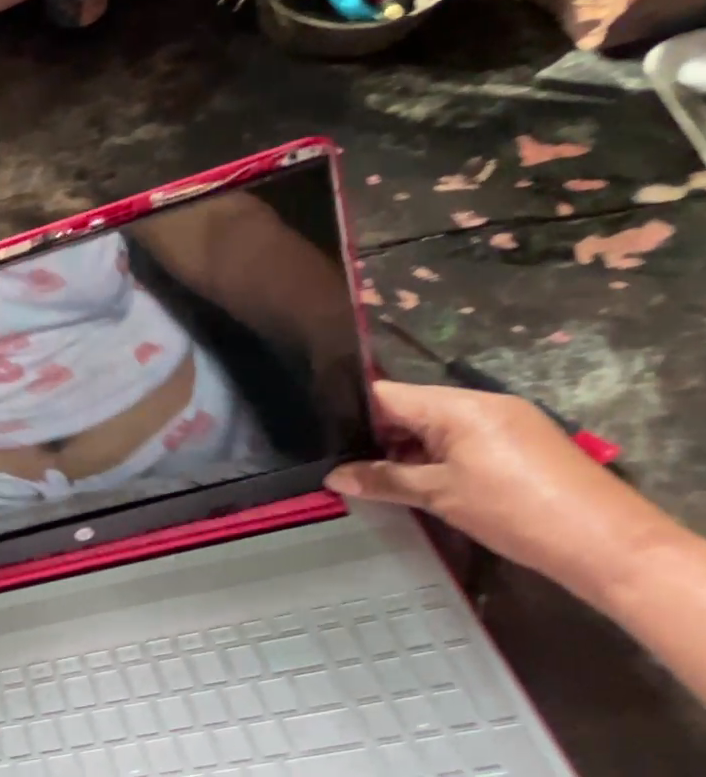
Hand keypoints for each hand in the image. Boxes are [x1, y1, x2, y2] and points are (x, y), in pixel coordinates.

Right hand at [325, 381, 670, 602]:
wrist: (615, 550)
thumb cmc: (518, 513)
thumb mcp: (441, 496)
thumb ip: (383, 480)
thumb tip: (333, 478)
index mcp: (457, 405)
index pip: (384, 395)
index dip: (352, 416)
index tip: (329, 440)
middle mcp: (482, 402)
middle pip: (411, 408)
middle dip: (383, 437)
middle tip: (354, 466)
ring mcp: (509, 420)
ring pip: (438, 424)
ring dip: (414, 448)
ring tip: (388, 478)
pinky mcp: (526, 441)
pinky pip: (467, 436)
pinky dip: (444, 455)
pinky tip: (432, 482)